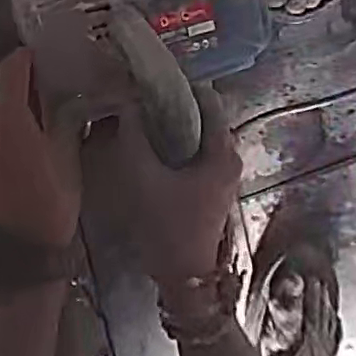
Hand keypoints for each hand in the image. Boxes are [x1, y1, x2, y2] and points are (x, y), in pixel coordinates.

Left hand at [0, 48, 82, 246]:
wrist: (21, 243)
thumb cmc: (51, 199)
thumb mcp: (66, 153)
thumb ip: (62, 116)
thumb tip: (62, 95)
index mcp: (8, 117)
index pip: (10, 68)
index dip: (25, 58)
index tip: (38, 58)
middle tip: (22, 75)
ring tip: (6, 95)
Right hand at [85, 85, 241, 284]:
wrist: (184, 279)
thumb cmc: (167, 226)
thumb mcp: (142, 176)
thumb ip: (133, 135)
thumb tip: (127, 101)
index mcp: (221, 152)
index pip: (208, 99)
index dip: (179, 82)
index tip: (150, 76)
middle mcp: (228, 158)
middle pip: (203, 115)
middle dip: (172, 101)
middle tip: (139, 93)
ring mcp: (222, 174)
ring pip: (197, 133)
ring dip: (172, 122)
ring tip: (140, 114)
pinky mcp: (211, 186)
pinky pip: (194, 150)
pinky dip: (175, 140)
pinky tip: (149, 141)